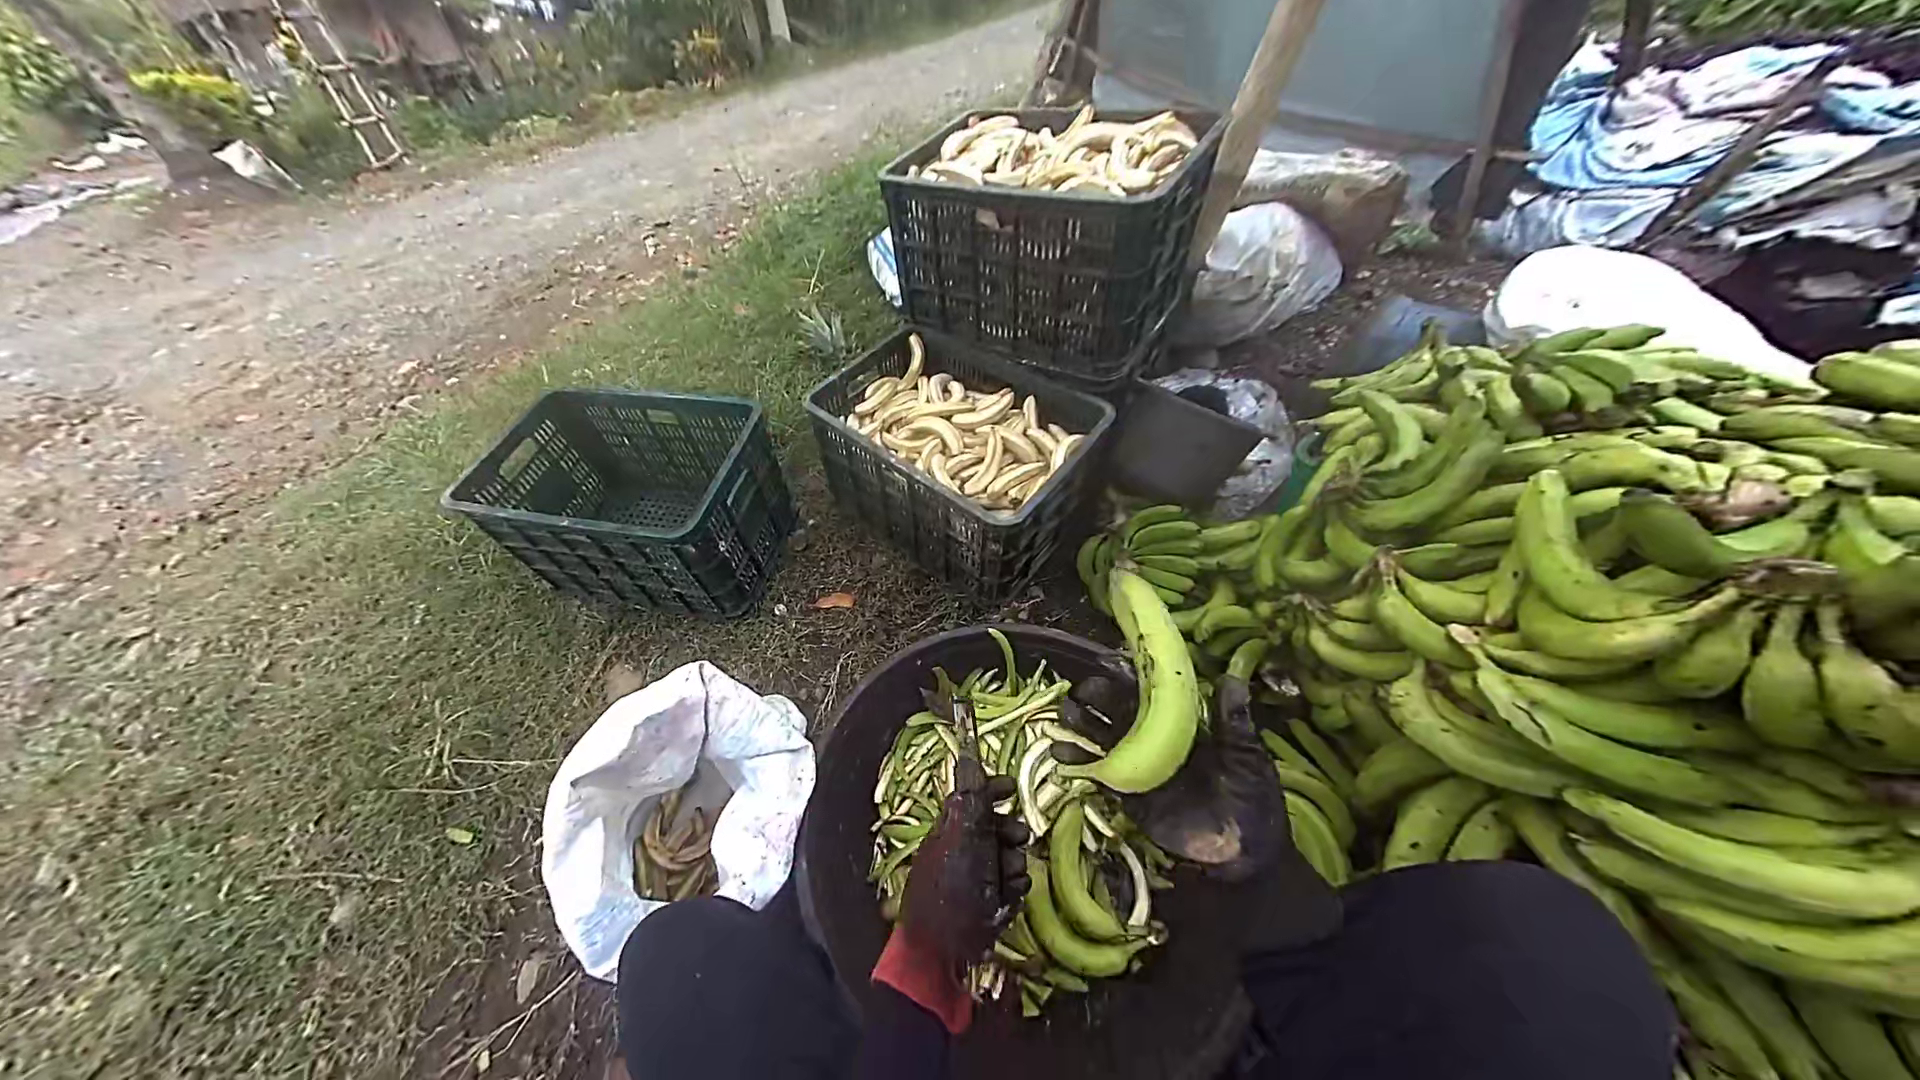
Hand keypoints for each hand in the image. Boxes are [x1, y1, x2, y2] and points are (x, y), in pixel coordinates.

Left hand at [898, 769, 1030, 964]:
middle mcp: (963, 849)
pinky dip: (1013, 889)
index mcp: (950, 828)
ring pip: (1007, 856)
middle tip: (1017, 838)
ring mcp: (975, 877)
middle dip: (1010, 830)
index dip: (993, 789)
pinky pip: (1010, 885)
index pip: (973, 797)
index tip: (1012, 787)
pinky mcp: (988, 903)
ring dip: (1014, 863)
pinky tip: (1009, 897)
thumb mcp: (962, 836)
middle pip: (996, 826)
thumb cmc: (951, 888)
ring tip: (1010, 876)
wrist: (944, 952)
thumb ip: (970, 799)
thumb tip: (966, 757)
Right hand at [1056, 663, 1342, 951]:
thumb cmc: (1252, 799)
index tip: (1110, 663)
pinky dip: (1077, 763)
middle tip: (1081, 691)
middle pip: (1117, 710)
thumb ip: (1233, 720)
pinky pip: (1097, 773)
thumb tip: (1233, 677)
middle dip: (1096, 698)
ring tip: (1064, 715)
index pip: (1149, 694)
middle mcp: (1153, 739)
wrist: (1247, 858)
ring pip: (1101, 737)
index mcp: (1180, 724)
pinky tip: (1060, 753)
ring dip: (1080, 724)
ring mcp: (1138, 766)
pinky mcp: (1128, 793)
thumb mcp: (1247, 756)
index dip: (1129, 678)